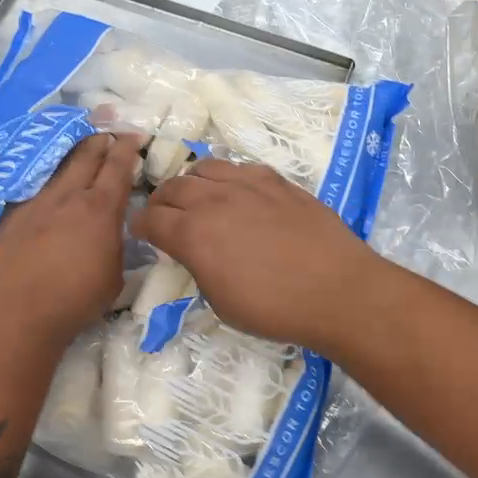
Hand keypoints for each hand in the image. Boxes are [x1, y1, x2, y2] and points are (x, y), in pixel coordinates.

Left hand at [0, 133, 141, 339]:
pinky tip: (45, 185)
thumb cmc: (75, 299)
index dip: (127, 148)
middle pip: (86, 156)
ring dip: (71, 156)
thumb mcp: (114, 275)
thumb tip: (112, 235)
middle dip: (100, 141)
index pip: (118, 167)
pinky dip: (45, 181)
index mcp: (100, 209)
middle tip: (107, 134)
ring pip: (57, 168)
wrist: (18, 309)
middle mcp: (68, 196)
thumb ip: (115, 246)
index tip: (133, 135)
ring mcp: (36, 202)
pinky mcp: (11, 215)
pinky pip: (33, 188)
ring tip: (78, 150)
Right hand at [133, 160, 401, 350]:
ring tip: (196, 196)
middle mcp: (214, 200)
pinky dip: (228, 177)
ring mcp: (248, 185)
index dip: (140, 225)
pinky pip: (241, 168)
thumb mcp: (221, 301)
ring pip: (206, 168)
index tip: (140, 231)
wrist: (337, 290)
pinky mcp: (278, 181)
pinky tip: (235, 190)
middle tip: (164, 215)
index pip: (151, 219)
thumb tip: (194, 252)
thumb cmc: (274, 309)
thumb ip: (199, 267)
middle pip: (174, 187)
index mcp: (193, 233)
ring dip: (192, 182)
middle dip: (161, 201)